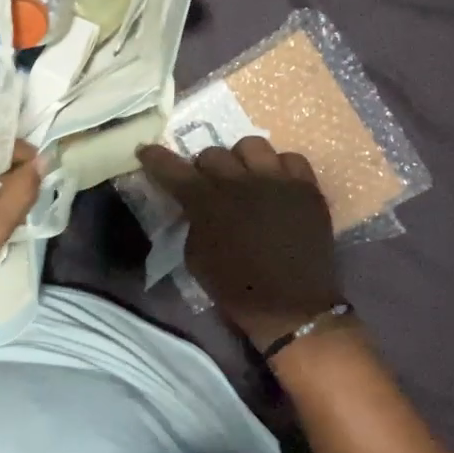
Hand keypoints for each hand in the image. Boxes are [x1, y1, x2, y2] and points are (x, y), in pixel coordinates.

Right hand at [137, 138, 340, 350]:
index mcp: (207, 202)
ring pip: (252, 145)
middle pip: (212, 153)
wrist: (290, 306)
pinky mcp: (307, 189)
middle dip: (203, 167)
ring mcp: (277, 182)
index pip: (172, 168)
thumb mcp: (195, 254)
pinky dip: (279, 167)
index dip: (155, 157)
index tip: (146, 150)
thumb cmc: (234, 286)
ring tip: (244, 178)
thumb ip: (193, 221)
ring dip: (241, 160)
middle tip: (208, 184)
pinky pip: (291, 159)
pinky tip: (276, 184)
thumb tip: (195, 204)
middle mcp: (240, 183)